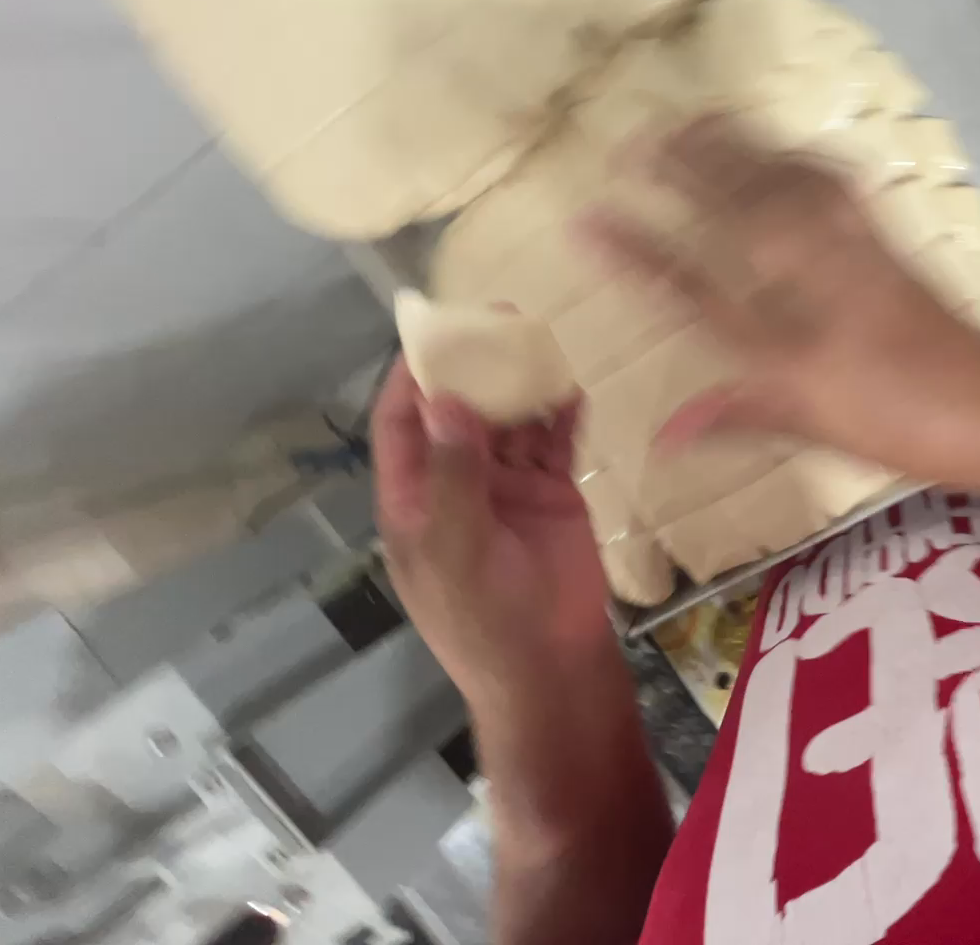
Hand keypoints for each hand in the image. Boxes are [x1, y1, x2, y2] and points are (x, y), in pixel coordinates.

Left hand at [372, 363, 610, 709]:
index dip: (415, 378)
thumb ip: (454, 476)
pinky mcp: (554, 494)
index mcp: (417, 498)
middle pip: (463, 413)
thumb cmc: (485, 615)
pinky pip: (556, 445)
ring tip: (542, 343)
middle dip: (478, 370)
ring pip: (513, 423)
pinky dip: (564, 418)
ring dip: (524, 387)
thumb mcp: (457, 548)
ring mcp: (510, 488)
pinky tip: (575, 390)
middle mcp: (460, 483)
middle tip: (503, 321)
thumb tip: (449, 402)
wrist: (551, 659)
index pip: (404, 425)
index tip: (436, 332)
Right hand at [579, 116, 979, 477]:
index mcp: (789, 347)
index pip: (697, 292)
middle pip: (741, 216)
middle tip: (637, 136)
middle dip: (686, 172)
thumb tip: (663, 435)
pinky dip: (802, 160)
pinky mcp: (891, 242)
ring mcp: (858, 257)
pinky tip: (786, 148)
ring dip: (739, 150)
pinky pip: (838, 188)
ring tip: (696, 119)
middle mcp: (818, 288)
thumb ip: (738, 419)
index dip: (640, 255)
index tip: (589, 219)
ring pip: (786, 190)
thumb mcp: (820, 431)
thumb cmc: (908, 432)